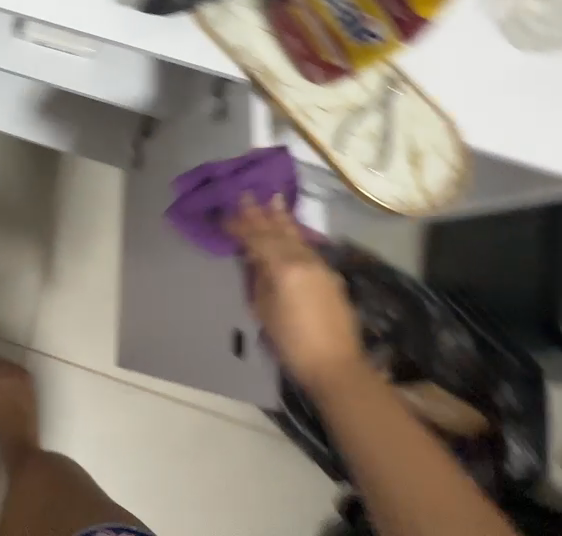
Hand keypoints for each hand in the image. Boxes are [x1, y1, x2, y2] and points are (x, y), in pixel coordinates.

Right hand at [225, 195, 366, 393]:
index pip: (256, 239)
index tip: (224, 217)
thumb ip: (259, 278)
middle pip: (278, 232)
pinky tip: (293, 231)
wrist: (337, 366)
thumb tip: (255, 259)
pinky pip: (309, 248)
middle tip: (247, 194)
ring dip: (283, 219)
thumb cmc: (292, 342)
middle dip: (261, 214)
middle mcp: (303, 260)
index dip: (239, 227)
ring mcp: (321, 267)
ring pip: (297, 236)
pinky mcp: (331, 277)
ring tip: (275, 199)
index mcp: (283, 267)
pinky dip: (296, 236)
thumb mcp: (264, 309)